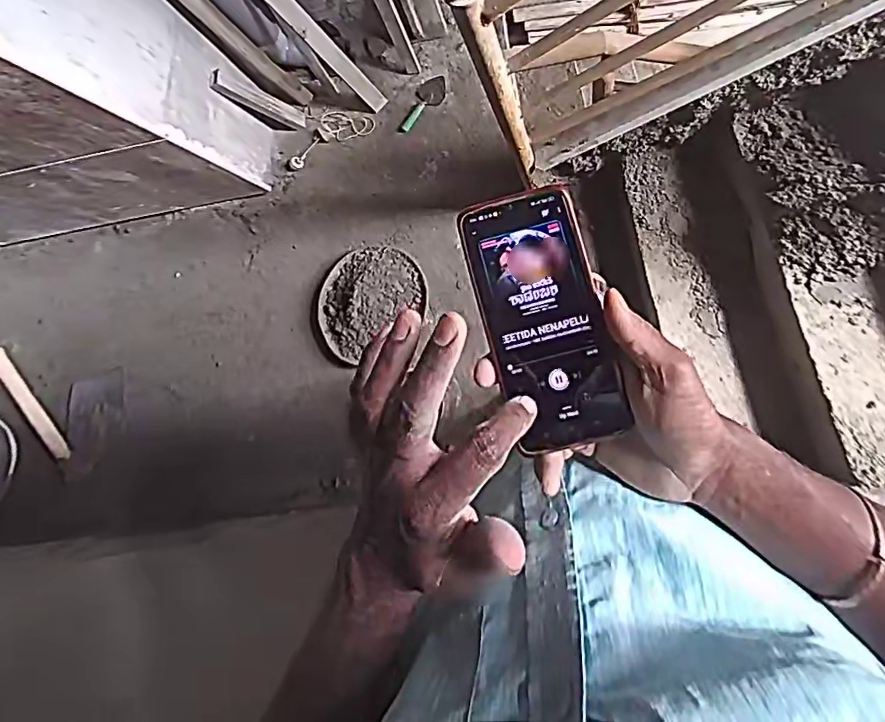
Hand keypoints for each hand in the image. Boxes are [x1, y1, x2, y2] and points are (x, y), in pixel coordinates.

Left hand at [345, 309, 538, 600]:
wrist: (379, 560)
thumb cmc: (426, 556)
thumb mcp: (463, 567)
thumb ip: (486, 552)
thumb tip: (511, 547)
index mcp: (428, 502)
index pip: (470, 461)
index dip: (500, 431)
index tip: (524, 405)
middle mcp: (396, 468)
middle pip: (412, 412)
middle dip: (432, 367)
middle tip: (452, 327)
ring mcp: (374, 448)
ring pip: (378, 395)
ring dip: (394, 352)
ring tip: (411, 316)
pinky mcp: (363, 434)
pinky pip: (360, 393)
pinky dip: (370, 360)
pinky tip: (385, 332)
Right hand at [476, 286, 732, 501]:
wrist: (700, 475)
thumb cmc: (693, 417)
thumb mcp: (671, 372)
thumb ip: (640, 337)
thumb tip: (610, 296)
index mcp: (610, 346)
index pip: (569, 318)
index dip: (537, 312)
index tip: (508, 312)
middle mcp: (590, 369)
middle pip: (539, 358)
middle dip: (508, 363)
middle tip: (488, 372)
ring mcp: (582, 402)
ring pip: (537, 399)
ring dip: (516, 411)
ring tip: (505, 427)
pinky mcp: (581, 436)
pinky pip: (550, 441)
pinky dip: (544, 456)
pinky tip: (547, 472)